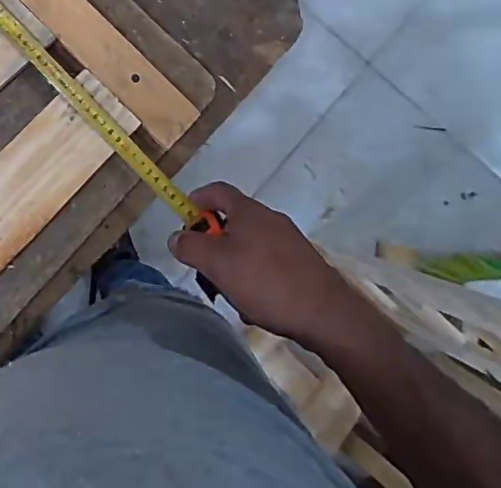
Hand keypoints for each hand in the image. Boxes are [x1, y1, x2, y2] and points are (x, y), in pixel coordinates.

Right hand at [167, 183, 389, 355]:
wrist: (323, 310)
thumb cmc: (265, 281)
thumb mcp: (218, 264)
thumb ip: (191, 247)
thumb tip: (177, 235)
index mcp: (248, 210)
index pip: (217, 190)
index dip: (197, 200)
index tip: (184, 219)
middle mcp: (269, 217)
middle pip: (231, 220)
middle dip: (213, 243)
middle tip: (204, 270)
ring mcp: (287, 239)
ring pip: (248, 244)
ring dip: (232, 264)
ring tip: (230, 295)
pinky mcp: (299, 261)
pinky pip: (266, 261)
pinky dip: (253, 276)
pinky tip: (254, 304)